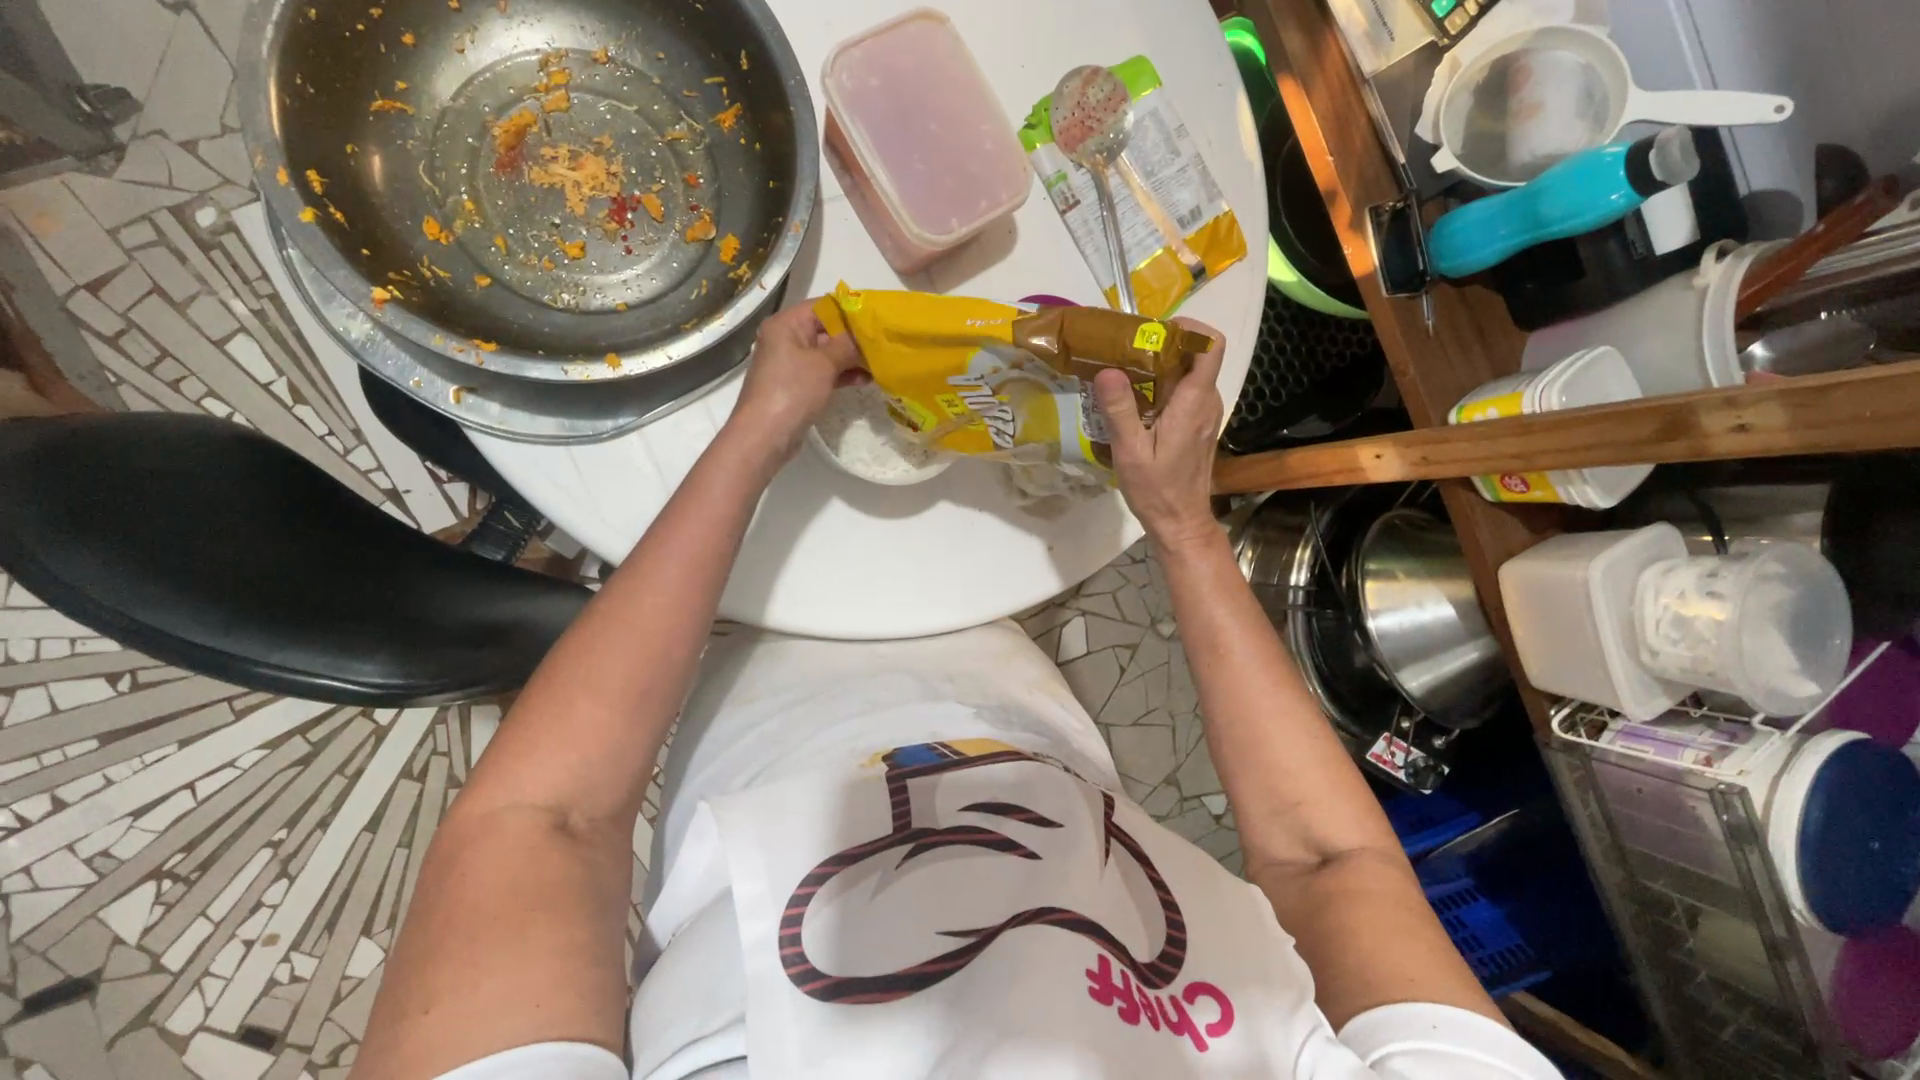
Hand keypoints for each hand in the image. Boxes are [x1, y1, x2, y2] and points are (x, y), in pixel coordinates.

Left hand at [726, 301, 867, 461]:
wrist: (765, 435)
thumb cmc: (792, 390)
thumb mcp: (824, 363)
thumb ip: (848, 344)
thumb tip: (867, 334)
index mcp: (786, 324)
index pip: (822, 306)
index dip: (850, 311)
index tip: (877, 319)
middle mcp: (786, 339)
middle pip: (826, 330)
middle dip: (854, 338)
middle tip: (883, 343)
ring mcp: (791, 364)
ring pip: (827, 354)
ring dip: (852, 358)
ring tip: (880, 363)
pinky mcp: (797, 386)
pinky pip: (824, 373)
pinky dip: (842, 374)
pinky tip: (866, 379)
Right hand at [1093, 318, 1224, 551]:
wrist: (1180, 522)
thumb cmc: (1156, 489)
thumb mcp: (1130, 451)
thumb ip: (1119, 409)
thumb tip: (1107, 370)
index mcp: (1193, 402)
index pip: (1211, 346)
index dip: (1189, 328)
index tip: (1154, 332)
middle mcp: (1206, 401)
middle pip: (1195, 355)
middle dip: (1162, 346)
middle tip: (1125, 352)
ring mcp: (1205, 413)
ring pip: (1188, 373)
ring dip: (1160, 367)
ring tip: (1124, 375)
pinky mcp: (1198, 424)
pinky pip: (1184, 392)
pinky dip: (1162, 387)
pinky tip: (1135, 402)